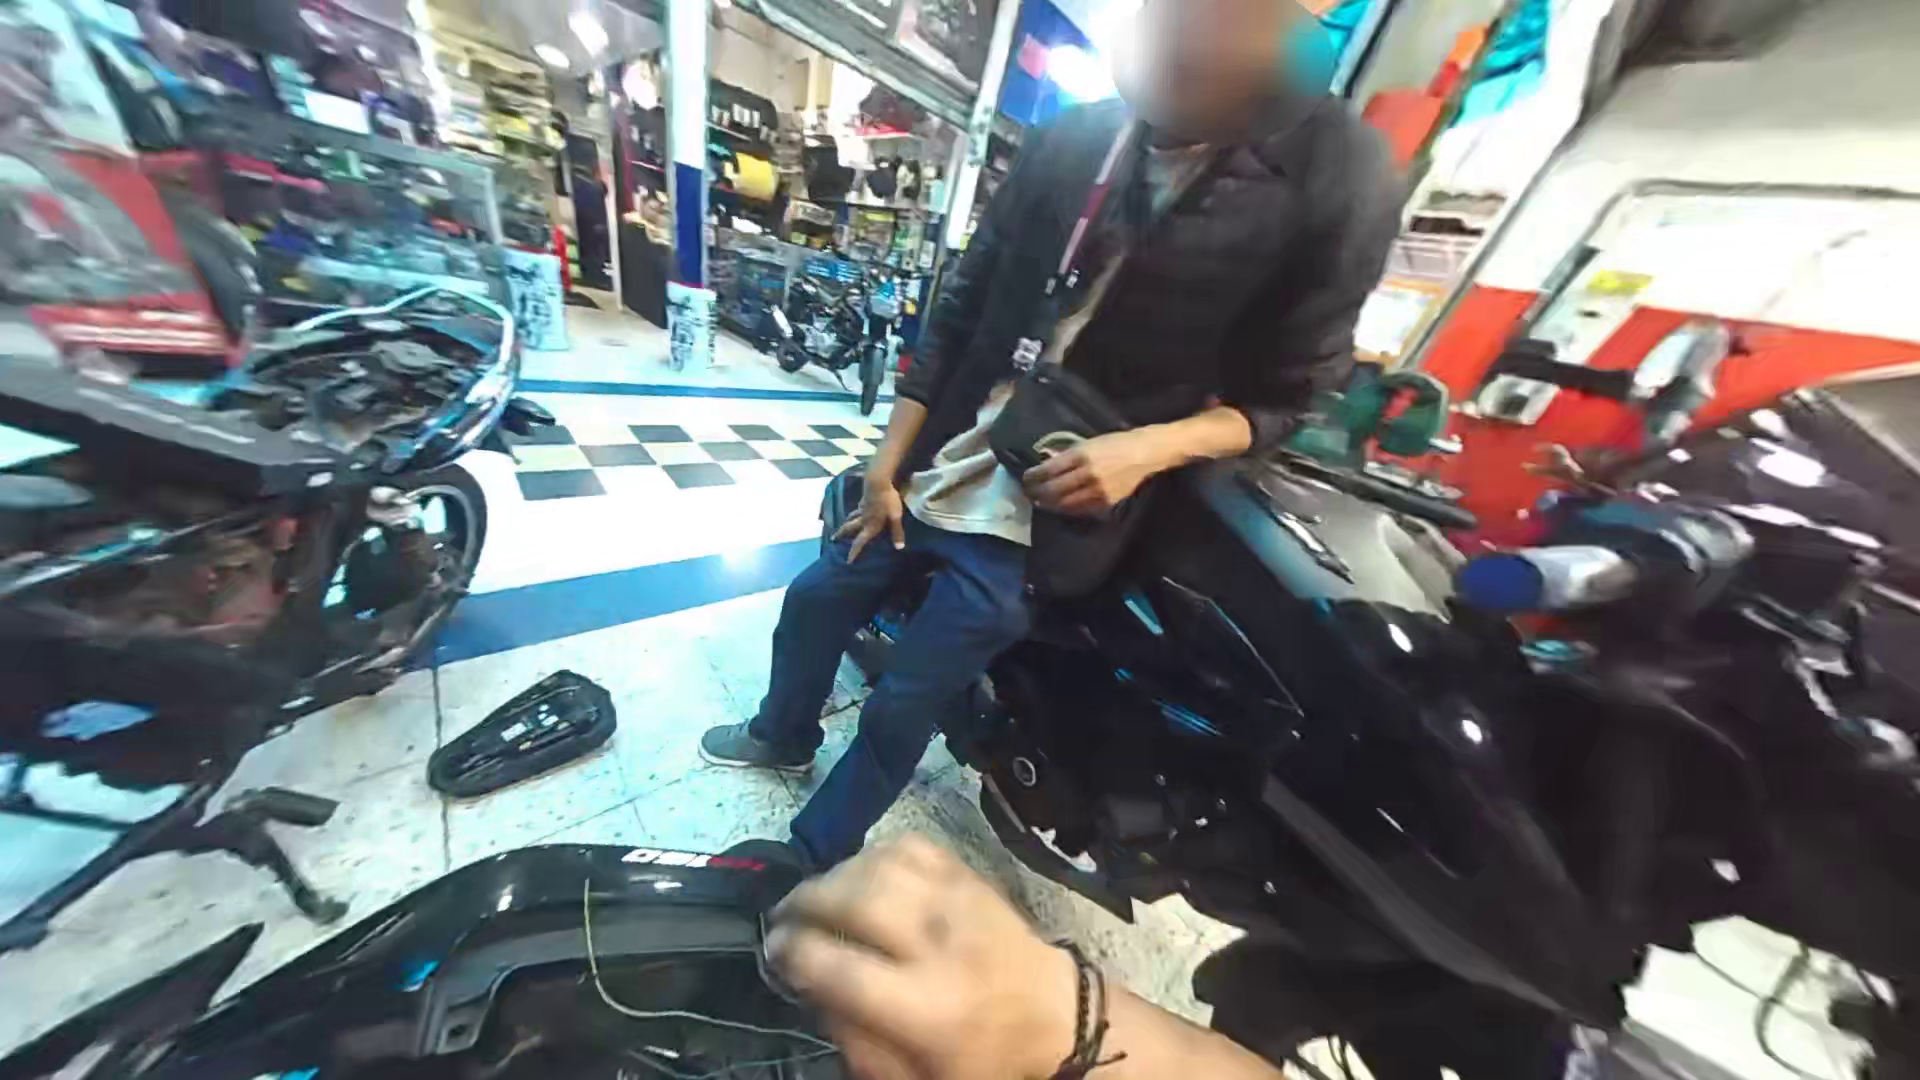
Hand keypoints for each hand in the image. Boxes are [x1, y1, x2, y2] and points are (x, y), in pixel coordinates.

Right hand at [766, 836, 1077, 1079]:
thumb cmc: (979, 1056)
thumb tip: (811, 984)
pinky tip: (860, 870)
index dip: (797, 954)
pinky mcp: (965, 871)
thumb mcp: (915, 1078)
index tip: (773, 949)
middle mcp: (938, 942)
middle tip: (782, 914)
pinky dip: (875, 851)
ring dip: (835, 874)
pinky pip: (908, 844)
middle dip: (807, 902)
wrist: (1050, 1009)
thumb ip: (857, 1040)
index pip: (843, 969)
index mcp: (926, 1008)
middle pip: (858, 902)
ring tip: (815, 894)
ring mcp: (954, 896)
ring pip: (879, 865)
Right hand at [835, 474, 907, 561]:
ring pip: (851, 517)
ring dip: (846, 523)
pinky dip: (853, 513)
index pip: (860, 542)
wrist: (878, 481)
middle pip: (849, 528)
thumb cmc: (887, 500)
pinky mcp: (863, 500)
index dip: (854, 552)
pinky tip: (857, 511)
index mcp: (870, 525)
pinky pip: (856, 509)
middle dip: (841, 534)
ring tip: (843, 526)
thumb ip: (897, 532)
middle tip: (833, 539)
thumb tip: (899, 548)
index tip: (847, 561)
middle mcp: (863, 519)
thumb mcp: (895, 517)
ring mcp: (861, 508)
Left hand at [1022, 429, 1167, 516]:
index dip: (1033, 477)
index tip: (1025, 478)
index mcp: (1081, 454)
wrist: (1146, 453)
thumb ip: (1067, 454)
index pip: (1048, 470)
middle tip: (1028, 493)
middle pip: (1053, 489)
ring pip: (1064, 503)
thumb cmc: (1116, 443)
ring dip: (1049, 504)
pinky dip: (1067, 509)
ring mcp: (1097, 490)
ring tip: (1040, 502)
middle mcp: (1087, 474)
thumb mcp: (1089, 442)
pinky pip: (1080, 510)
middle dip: (1037, 493)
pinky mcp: (1106, 502)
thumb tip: (1045, 460)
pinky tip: (1060, 507)